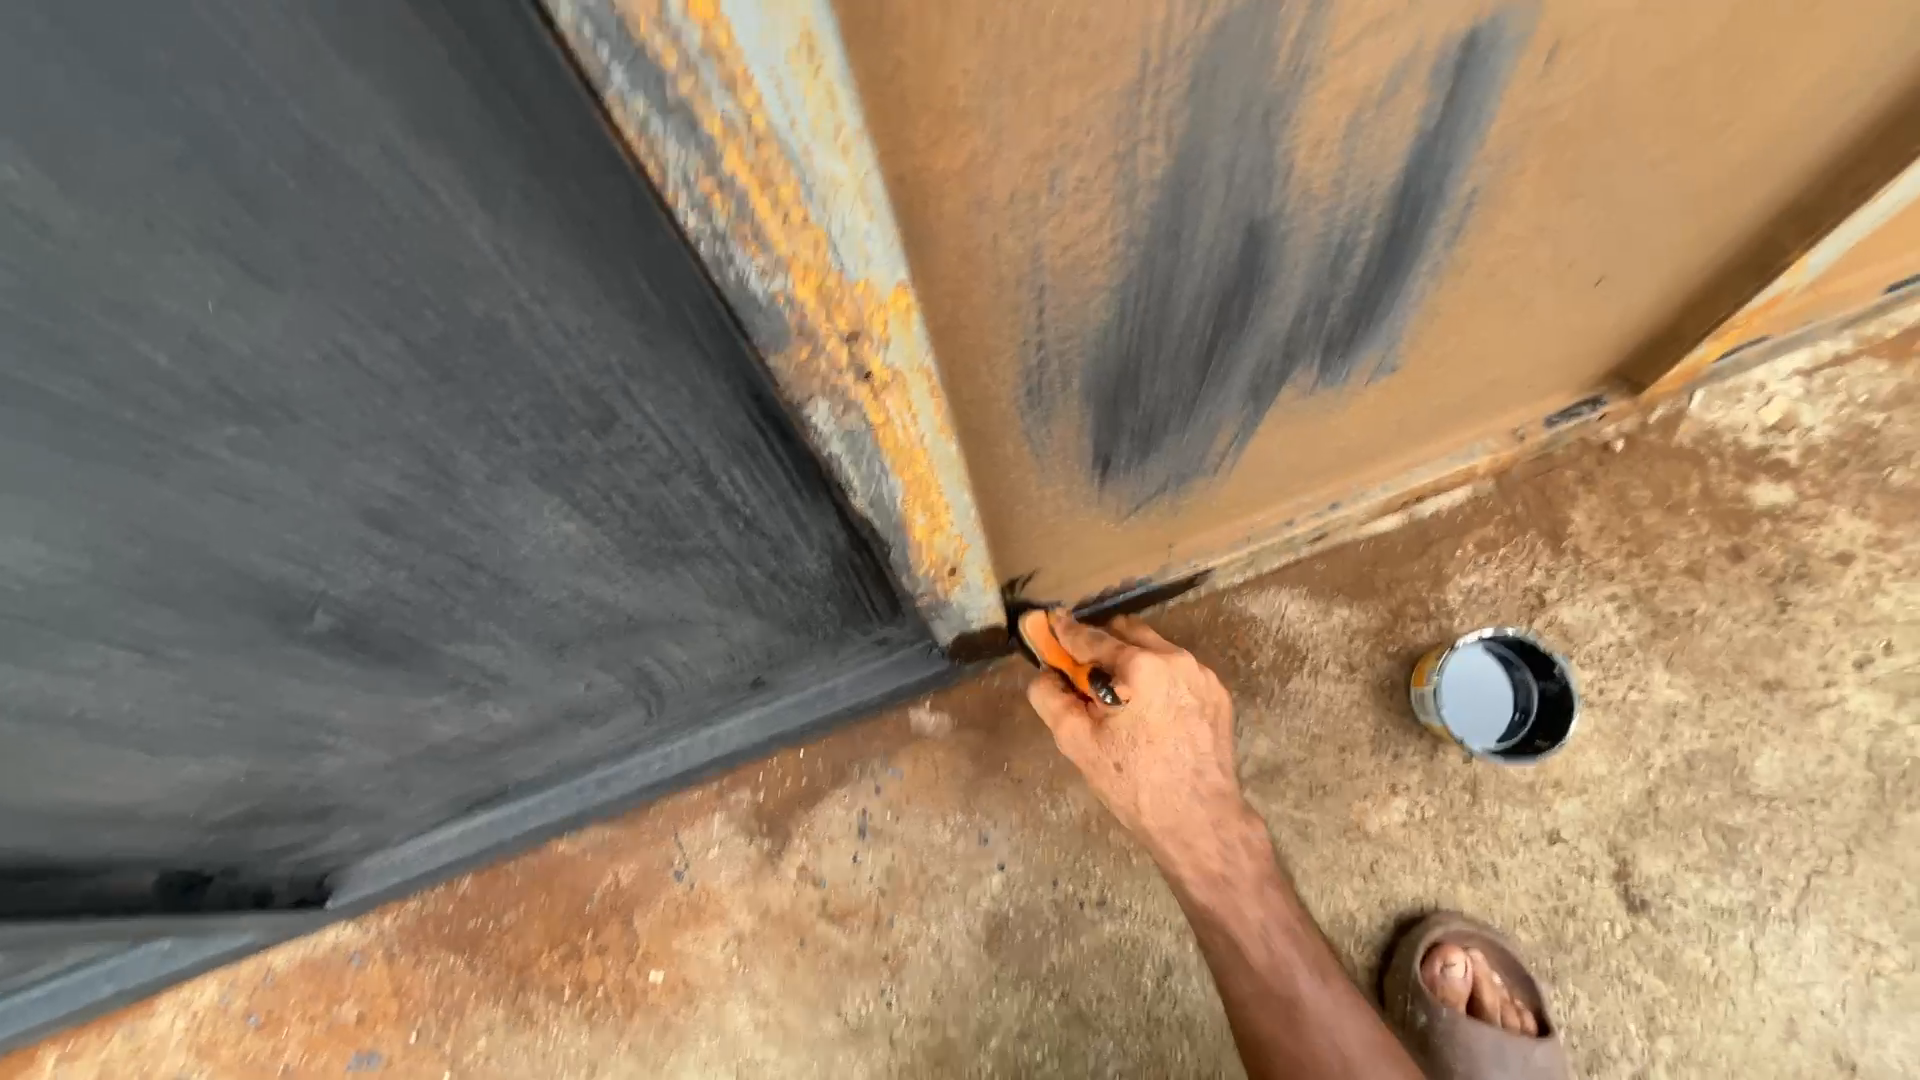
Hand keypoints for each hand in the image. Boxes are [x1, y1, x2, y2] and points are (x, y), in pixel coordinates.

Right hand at [1025, 612, 1257, 872]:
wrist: (1199, 820)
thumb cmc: (1133, 782)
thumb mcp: (1077, 742)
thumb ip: (1051, 698)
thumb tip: (1045, 674)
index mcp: (1140, 666)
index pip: (1092, 638)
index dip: (1065, 631)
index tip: (1049, 622)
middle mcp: (1175, 659)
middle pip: (1127, 632)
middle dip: (1102, 645)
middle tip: (1086, 673)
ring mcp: (1201, 674)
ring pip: (1155, 648)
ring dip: (1132, 662)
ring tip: (1121, 700)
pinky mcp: (1217, 693)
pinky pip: (1177, 671)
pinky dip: (1157, 680)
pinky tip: (1151, 713)